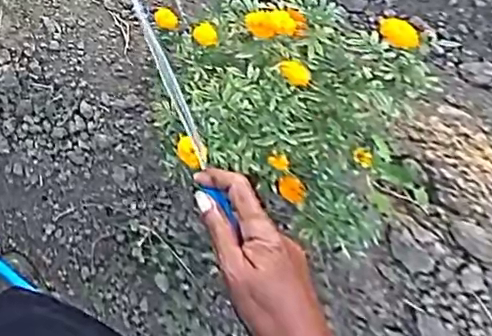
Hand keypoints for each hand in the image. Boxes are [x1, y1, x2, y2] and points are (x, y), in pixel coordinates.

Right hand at [194, 169, 332, 335]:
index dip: (216, 176)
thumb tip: (204, 199)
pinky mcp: (293, 264)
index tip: (199, 177)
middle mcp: (280, 235)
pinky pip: (265, 244)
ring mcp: (289, 250)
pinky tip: (248, 274)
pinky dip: (250, 247)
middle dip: (224, 210)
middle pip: (246, 206)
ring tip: (233, 266)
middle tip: (209, 226)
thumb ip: (218, 230)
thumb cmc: (272, 315)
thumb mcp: (233, 270)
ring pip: (254, 228)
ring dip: (237, 233)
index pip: (239, 185)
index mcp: (265, 231)